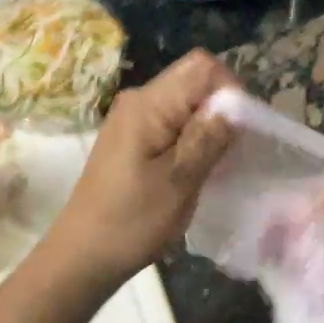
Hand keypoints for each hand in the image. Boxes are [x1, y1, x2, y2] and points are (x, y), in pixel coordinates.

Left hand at [42, 50, 236, 288]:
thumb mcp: (179, 182)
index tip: (240, 130)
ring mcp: (134, 117)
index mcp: (148, 104)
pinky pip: (174, 119)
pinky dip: (193, 135)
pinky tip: (198, 166)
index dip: (230, 90)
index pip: (203, 67)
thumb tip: (237, 104)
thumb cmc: (132, 222)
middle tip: (234, 149)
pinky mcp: (134, 136)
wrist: (83, 255)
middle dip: (222, 107)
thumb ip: (209, 137)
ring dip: (209, 124)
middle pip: (195, 79)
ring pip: (187, 100)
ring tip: (219, 161)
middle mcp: (139, 99)